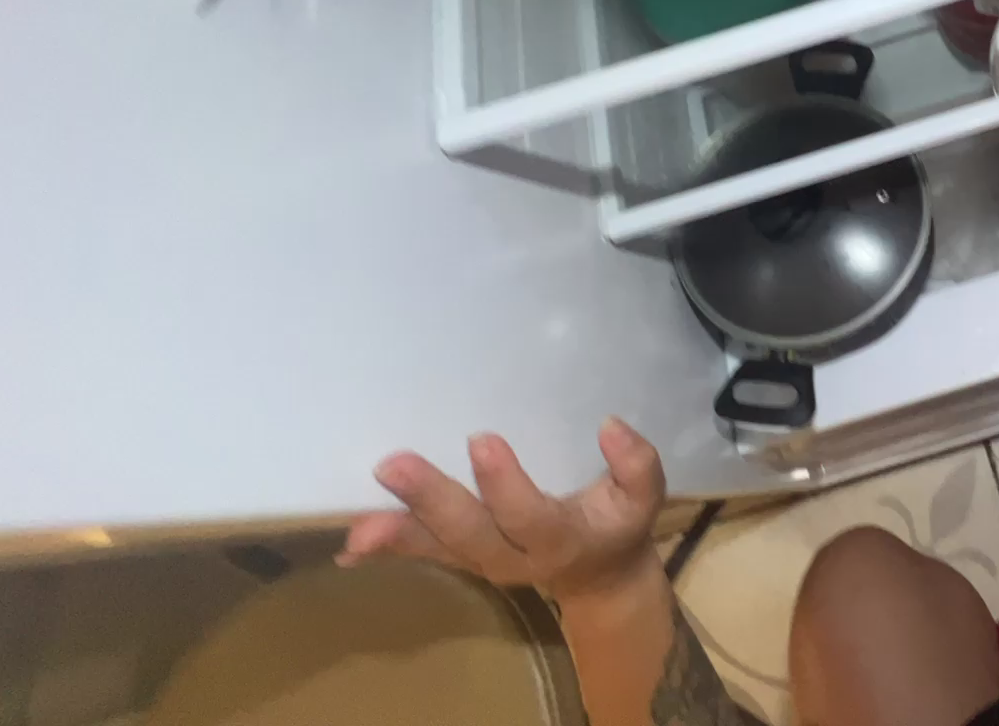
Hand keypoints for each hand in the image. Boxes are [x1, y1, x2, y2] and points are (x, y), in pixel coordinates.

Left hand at [338, 417, 665, 600]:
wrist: (602, 575)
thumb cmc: (621, 523)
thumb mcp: (645, 496)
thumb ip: (636, 463)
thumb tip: (609, 424)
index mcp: (561, 539)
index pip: (527, 515)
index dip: (504, 483)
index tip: (481, 439)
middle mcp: (516, 558)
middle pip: (470, 534)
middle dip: (431, 501)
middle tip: (394, 464)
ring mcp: (487, 561)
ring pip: (441, 548)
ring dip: (399, 533)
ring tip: (359, 524)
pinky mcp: (468, 557)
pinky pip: (428, 553)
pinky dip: (390, 549)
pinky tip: (353, 544)